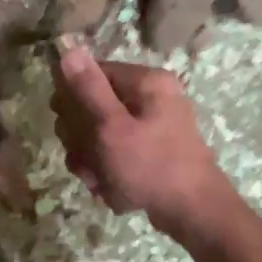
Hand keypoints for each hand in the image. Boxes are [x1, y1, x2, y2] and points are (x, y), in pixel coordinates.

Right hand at [50, 47, 237, 237]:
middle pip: (90, 104)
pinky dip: (105, 168)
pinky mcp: (150, 147)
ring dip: (89, 157)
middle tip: (87, 157)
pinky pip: (113, 150)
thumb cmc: (151, 166)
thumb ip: (87, 89)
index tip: (71, 127)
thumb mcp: (110, 127)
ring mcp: (151, 123)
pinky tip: (108, 185)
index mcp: (146, 82)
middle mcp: (150, 96)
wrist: (193, 212)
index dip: (72, 100)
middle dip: (80, 137)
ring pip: (97, 131)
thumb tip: (68, 49)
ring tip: (99, 177)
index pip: (90, 73)